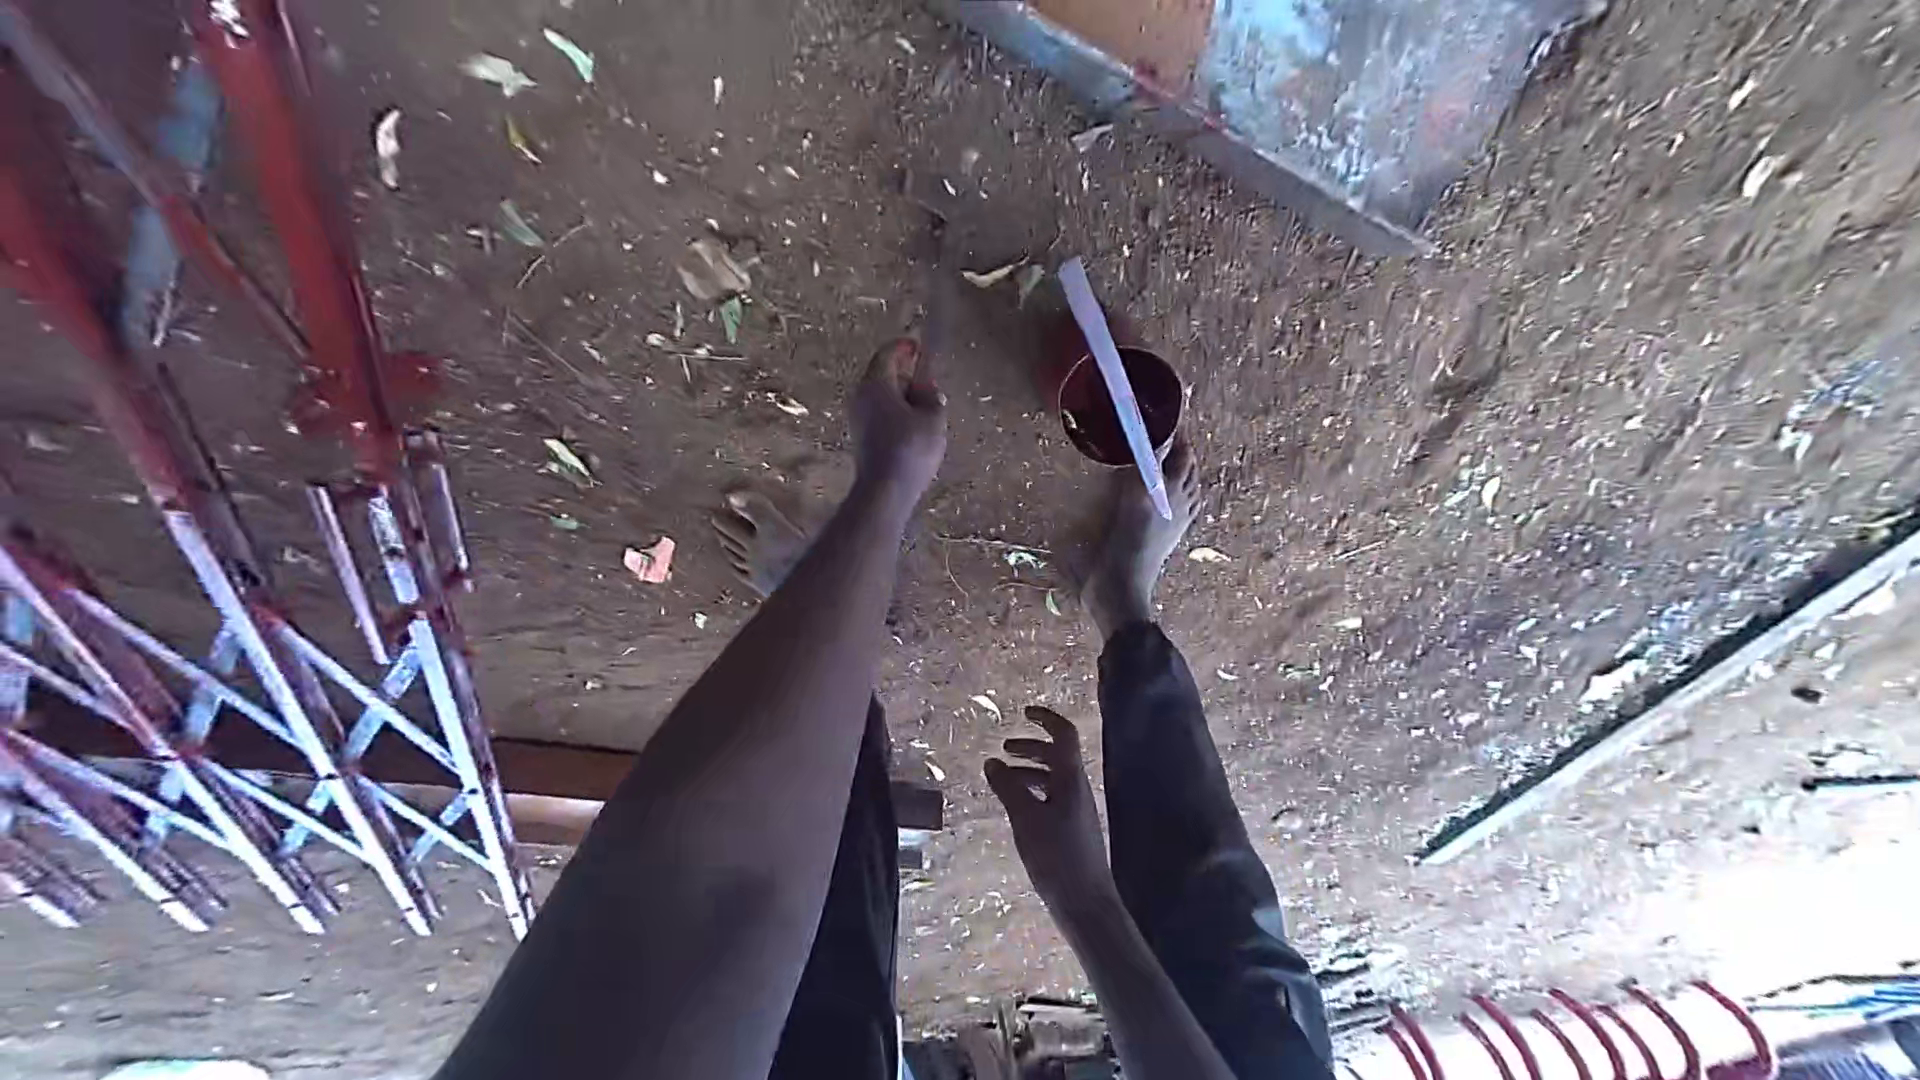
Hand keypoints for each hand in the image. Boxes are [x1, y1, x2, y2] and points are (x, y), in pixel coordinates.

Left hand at [851, 338, 945, 505]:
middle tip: (925, 377)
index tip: (919, 347)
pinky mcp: (860, 436)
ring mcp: (857, 417)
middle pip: (881, 374)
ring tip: (923, 405)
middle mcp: (860, 396)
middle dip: (903, 372)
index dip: (904, 347)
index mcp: (876, 383)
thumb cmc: (911, 448)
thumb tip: (926, 385)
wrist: (885, 489)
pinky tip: (912, 426)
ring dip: (900, 395)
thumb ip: (931, 396)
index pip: (887, 354)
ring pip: (879, 396)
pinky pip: (878, 413)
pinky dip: (894, 411)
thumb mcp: (932, 418)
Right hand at [985, 707, 1112, 906]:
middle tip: (1004, 748)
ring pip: (1052, 777)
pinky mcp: (1071, 827)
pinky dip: (1031, 791)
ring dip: (1028, 770)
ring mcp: (1076, 809)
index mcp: (1071, 779)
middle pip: (1056, 754)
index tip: (1025, 712)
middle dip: (1031, 746)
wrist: (1086, 904)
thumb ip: (1008, 788)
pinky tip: (1015, 805)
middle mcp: (1077, 788)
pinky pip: (1050, 796)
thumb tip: (992, 761)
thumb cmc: (1057, 857)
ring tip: (1002, 778)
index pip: (1064, 735)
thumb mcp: (1026, 819)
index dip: (1046, 719)